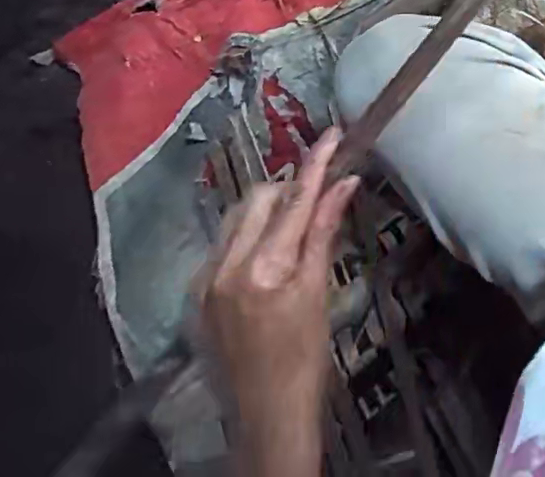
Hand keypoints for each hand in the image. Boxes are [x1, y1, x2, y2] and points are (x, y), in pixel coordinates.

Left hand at [199, 132, 359, 476]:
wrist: (265, 412)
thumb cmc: (305, 352)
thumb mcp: (319, 288)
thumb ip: (325, 229)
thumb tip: (345, 181)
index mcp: (262, 267)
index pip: (295, 199)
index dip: (316, 162)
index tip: (333, 132)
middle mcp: (225, 266)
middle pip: (260, 199)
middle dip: (291, 185)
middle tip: (322, 191)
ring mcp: (205, 280)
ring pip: (239, 216)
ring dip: (270, 206)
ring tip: (298, 216)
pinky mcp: (199, 293)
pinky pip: (226, 241)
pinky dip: (252, 231)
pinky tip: (272, 248)